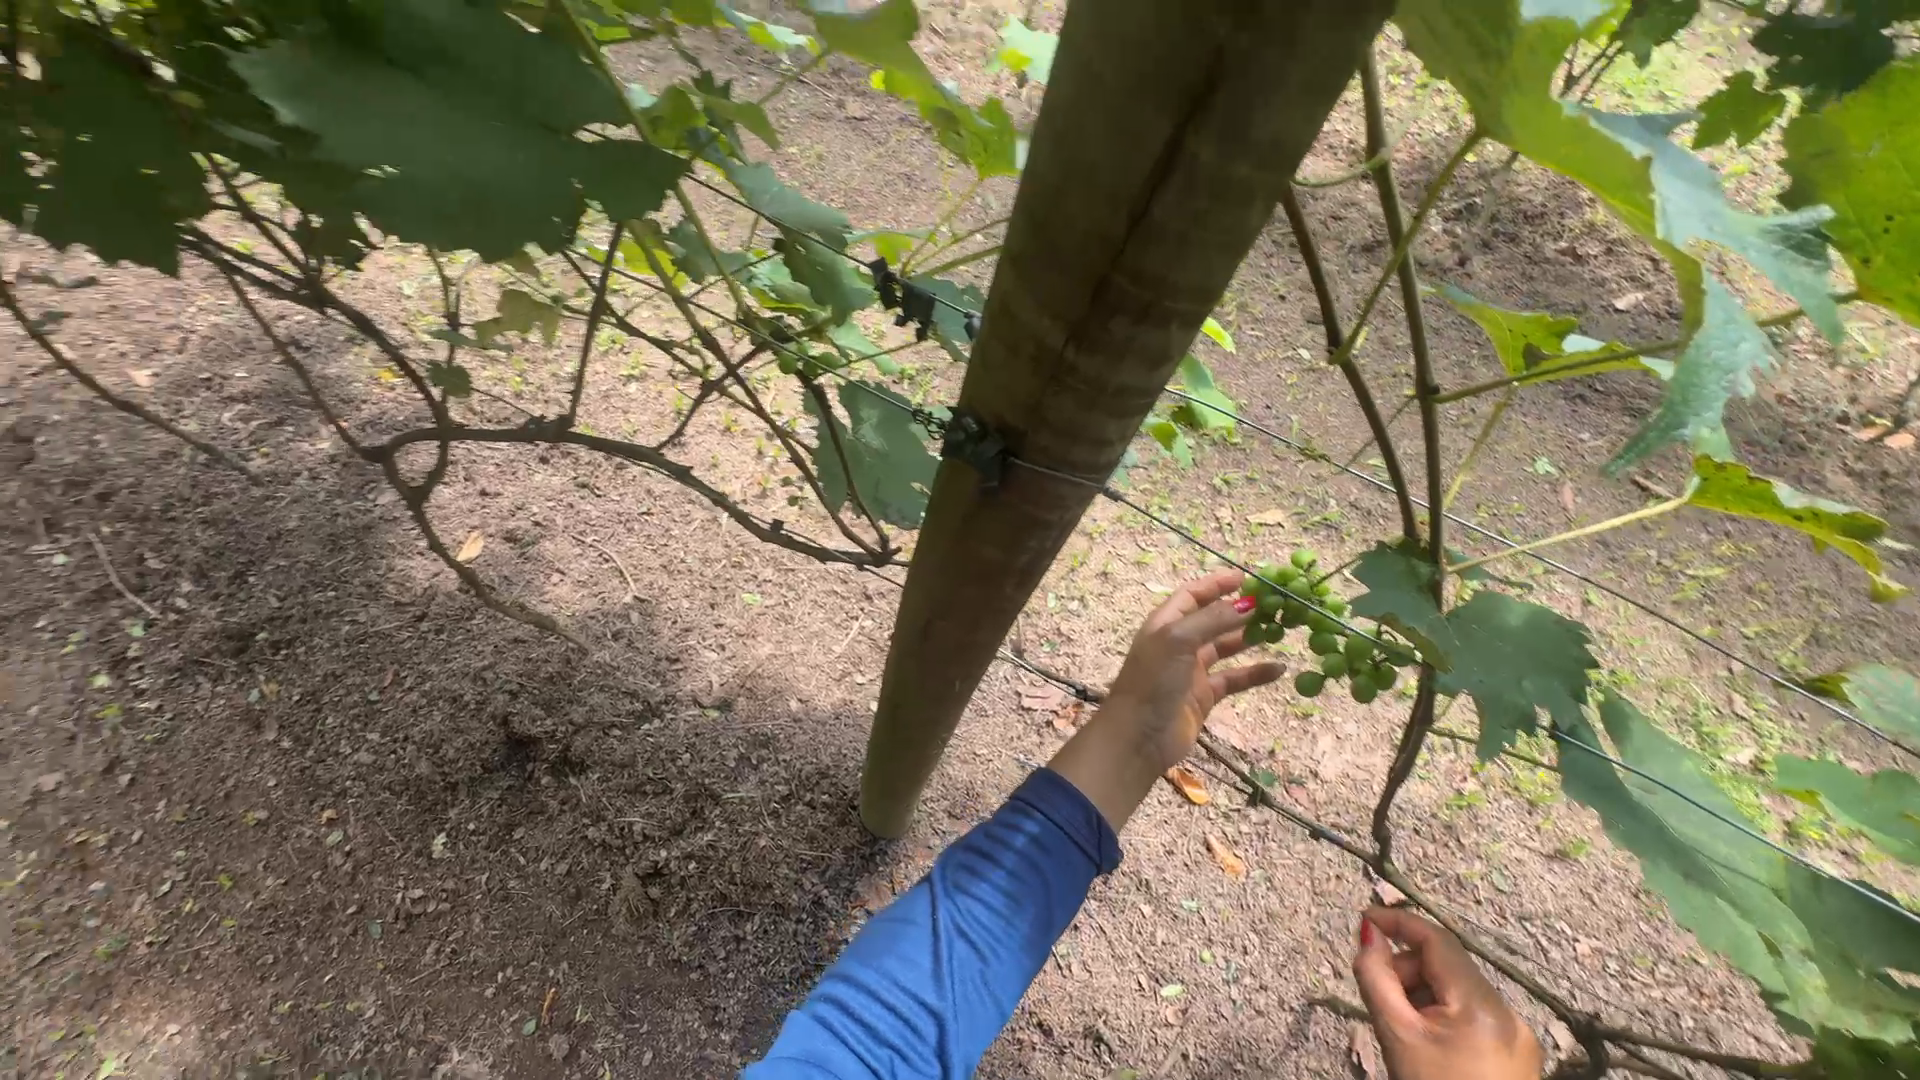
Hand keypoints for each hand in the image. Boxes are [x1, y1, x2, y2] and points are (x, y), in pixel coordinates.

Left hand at [1047, 570, 1283, 829]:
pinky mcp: (1204, 696)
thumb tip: (1247, 603)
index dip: (1217, 584)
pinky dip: (1254, 673)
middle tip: (1275, 604)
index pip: (1192, 595)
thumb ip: (1212, 620)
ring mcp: (1191, 670)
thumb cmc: (1153, 681)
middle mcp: (1177, 643)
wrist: (1138, 737)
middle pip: (1212, 619)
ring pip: (1225, 647)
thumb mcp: (1179, 640)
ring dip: (1250, 638)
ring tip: (1282, 630)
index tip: (1248, 577)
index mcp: (1164, 624)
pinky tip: (1279, 669)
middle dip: (1240, 611)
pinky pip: (1234, 679)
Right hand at [1354, 905, 1542, 1079]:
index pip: (1438, 940)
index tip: (1363, 919)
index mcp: (1483, 1006)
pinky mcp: (1518, 1055)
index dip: (1399, 922)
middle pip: (1446, 965)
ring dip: (1421, 992)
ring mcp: (1518, 1036)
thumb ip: (1375, 975)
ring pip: (1457, 990)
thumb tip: (1368, 932)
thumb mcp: (1395, 1033)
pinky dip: (1440, 1013)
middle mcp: (1509, 1013)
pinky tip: (1426, 1041)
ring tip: (1403, 1026)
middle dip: (1407, 969)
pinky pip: (1471, 1014)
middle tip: (1381, 996)